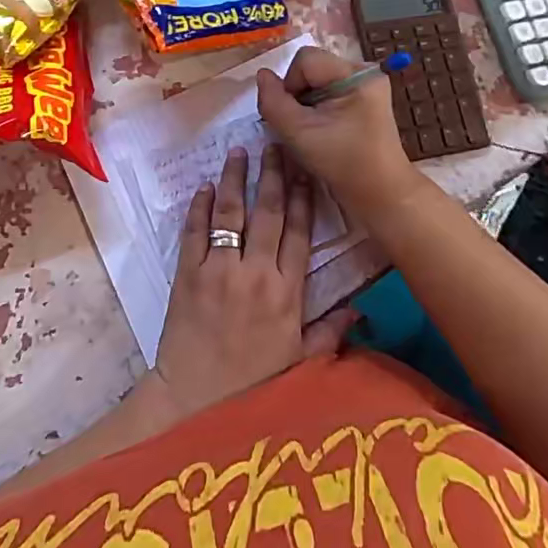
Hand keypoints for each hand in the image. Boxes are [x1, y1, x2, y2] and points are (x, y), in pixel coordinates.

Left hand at [143, 144, 352, 420]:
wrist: (194, 402)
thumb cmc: (252, 384)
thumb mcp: (299, 362)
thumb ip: (329, 333)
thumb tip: (360, 310)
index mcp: (287, 292)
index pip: (300, 232)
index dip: (303, 197)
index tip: (305, 169)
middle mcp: (256, 272)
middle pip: (268, 213)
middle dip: (274, 175)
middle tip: (276, 145)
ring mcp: (219, 270)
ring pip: (231, 214)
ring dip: (237, 180)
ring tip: (240, 151)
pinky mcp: (187, 274)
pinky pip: (195, 232)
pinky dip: (200, 207)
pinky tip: (206, 186)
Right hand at [256, 47, 414, 210]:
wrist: (381, 194)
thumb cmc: (342, 163)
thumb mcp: (299, 133)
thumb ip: (274, 102)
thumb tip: (262, 75)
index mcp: (356, 74)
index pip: (306, 60)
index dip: (290, 85)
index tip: (293, 117)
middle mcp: (365, 72)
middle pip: (312, 68)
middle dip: (298, 95)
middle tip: (300, 127)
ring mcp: (366, 85)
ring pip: (318, 80)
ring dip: (306, 103)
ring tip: (312, 130)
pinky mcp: (364, 99)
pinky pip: (329, 91)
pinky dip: (318, 108)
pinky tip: (323, 130)